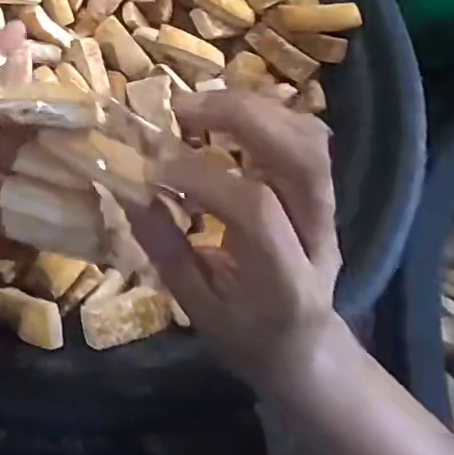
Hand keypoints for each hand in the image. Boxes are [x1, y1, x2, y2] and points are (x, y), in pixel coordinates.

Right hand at [126, 92, 340, 388]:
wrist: (307, 348)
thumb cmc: (245, 332)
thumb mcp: (195, 306)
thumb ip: (165, 247)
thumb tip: (127, 187)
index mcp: (285, 279)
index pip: (256, 210)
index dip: (200, 177)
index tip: (152, 169)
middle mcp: (317, 235)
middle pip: (301, 157)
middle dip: (238, 118)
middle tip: (178, 111)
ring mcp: (326, 208)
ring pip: (308, 137)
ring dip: (249, 107)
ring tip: (194, 106)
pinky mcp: (319, 188)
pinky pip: (302, 134)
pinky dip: (260, 111)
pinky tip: (219, 114)